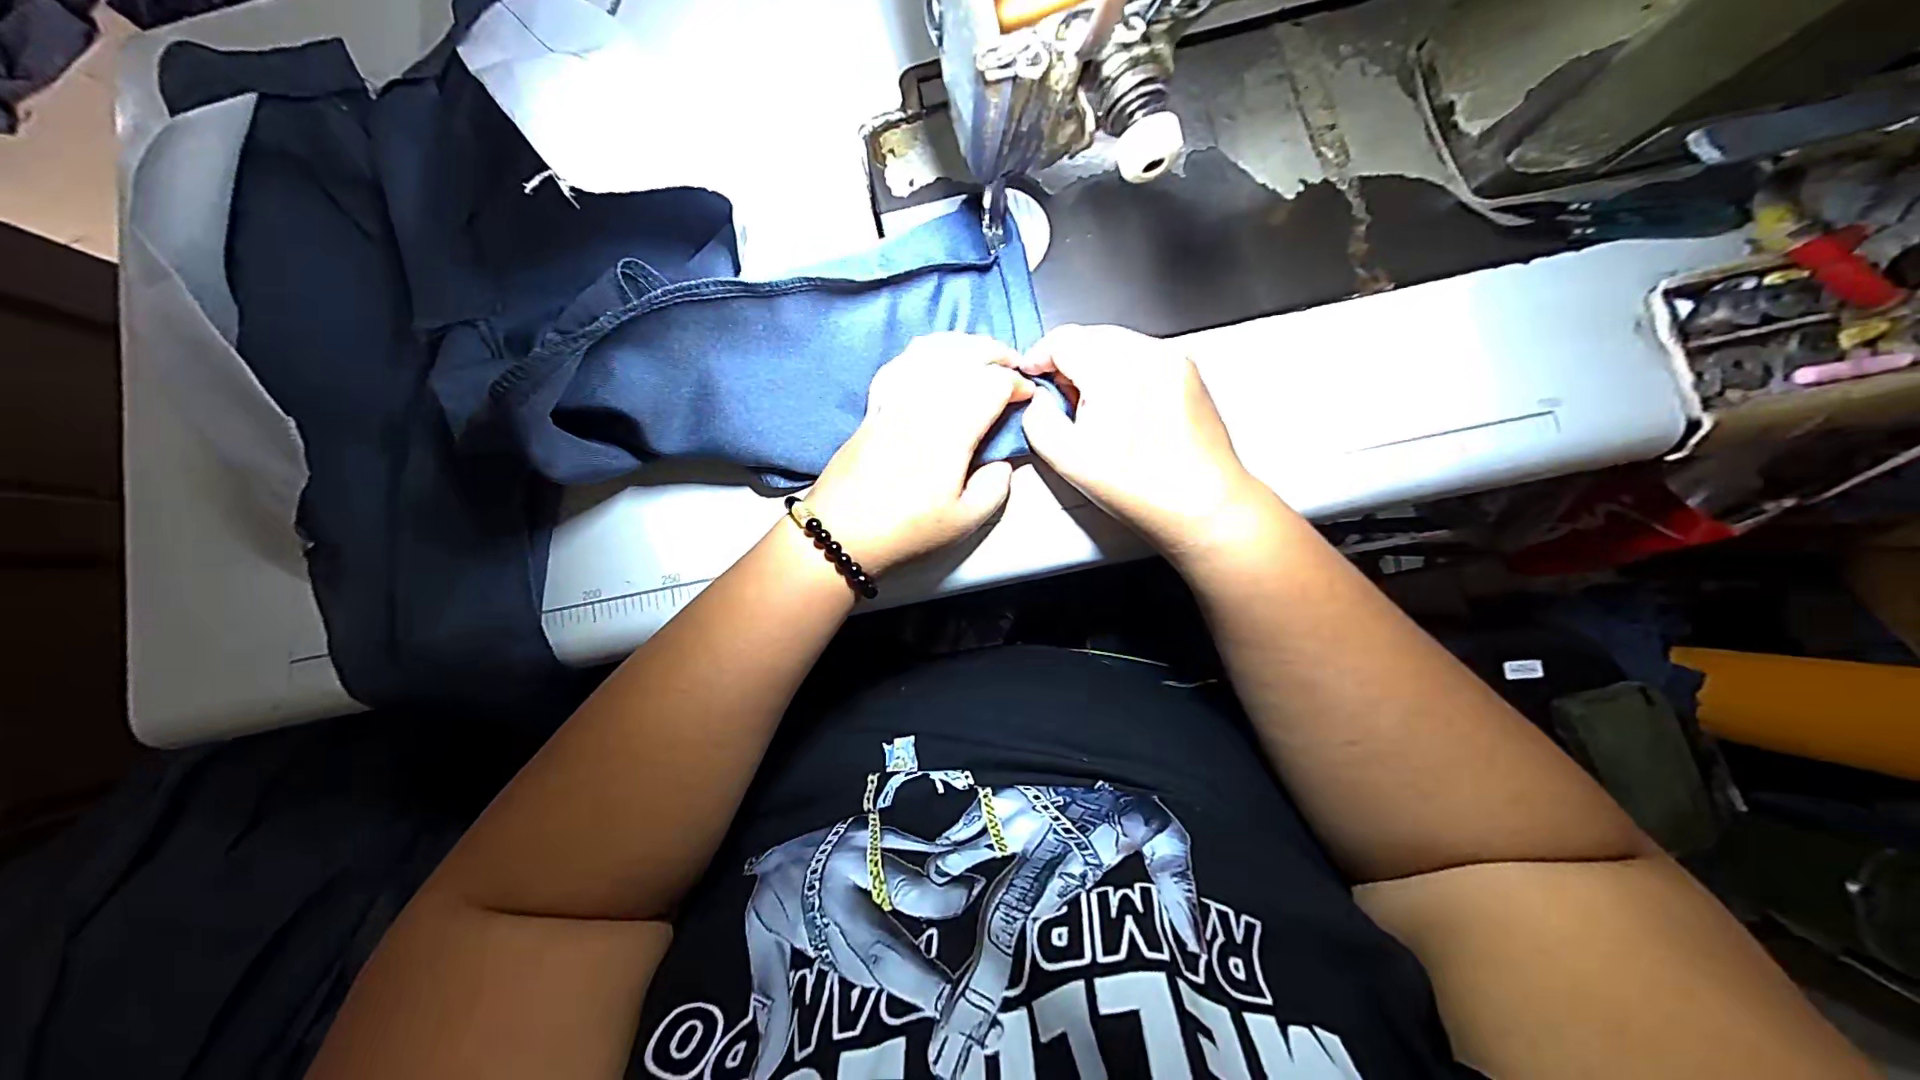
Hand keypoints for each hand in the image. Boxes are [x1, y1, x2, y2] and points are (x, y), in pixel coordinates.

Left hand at [803, 333, 1034, 575]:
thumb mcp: (964, 521)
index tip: (1027, 397)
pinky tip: (935, 355)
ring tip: (982, 354)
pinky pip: (901, 361)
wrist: (842, 531)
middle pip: (966, 355)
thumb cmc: (904, 529)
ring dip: (964, 345)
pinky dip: (925, 349)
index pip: (993, 383)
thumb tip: (1002, 462)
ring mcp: (895, 398)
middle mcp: (923, 403)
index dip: (1017, 384)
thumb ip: (995, 487)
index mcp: (951, 430)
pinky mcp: (875, 404)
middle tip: (1014, 367)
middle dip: (997, 354)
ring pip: (934, 349)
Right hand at [1017, 324, 1270, 561]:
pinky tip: (1123, 411)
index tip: (1032, 377)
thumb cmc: (1144, 488)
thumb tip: (1036, 399)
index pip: (1063, 339)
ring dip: (1094, 367)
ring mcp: (1172, 359)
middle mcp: (1148, 354)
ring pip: (1115, 344)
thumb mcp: (1068, 460)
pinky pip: (1141, 357)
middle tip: (1061, 402)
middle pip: (1089, 337)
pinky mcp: (1187, 371)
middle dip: (1067, 363)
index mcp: (1115, 369)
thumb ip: (1038, 419)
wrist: (1203, 504)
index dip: (1038, 358)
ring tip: (1095, 411)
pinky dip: (1122, 373)